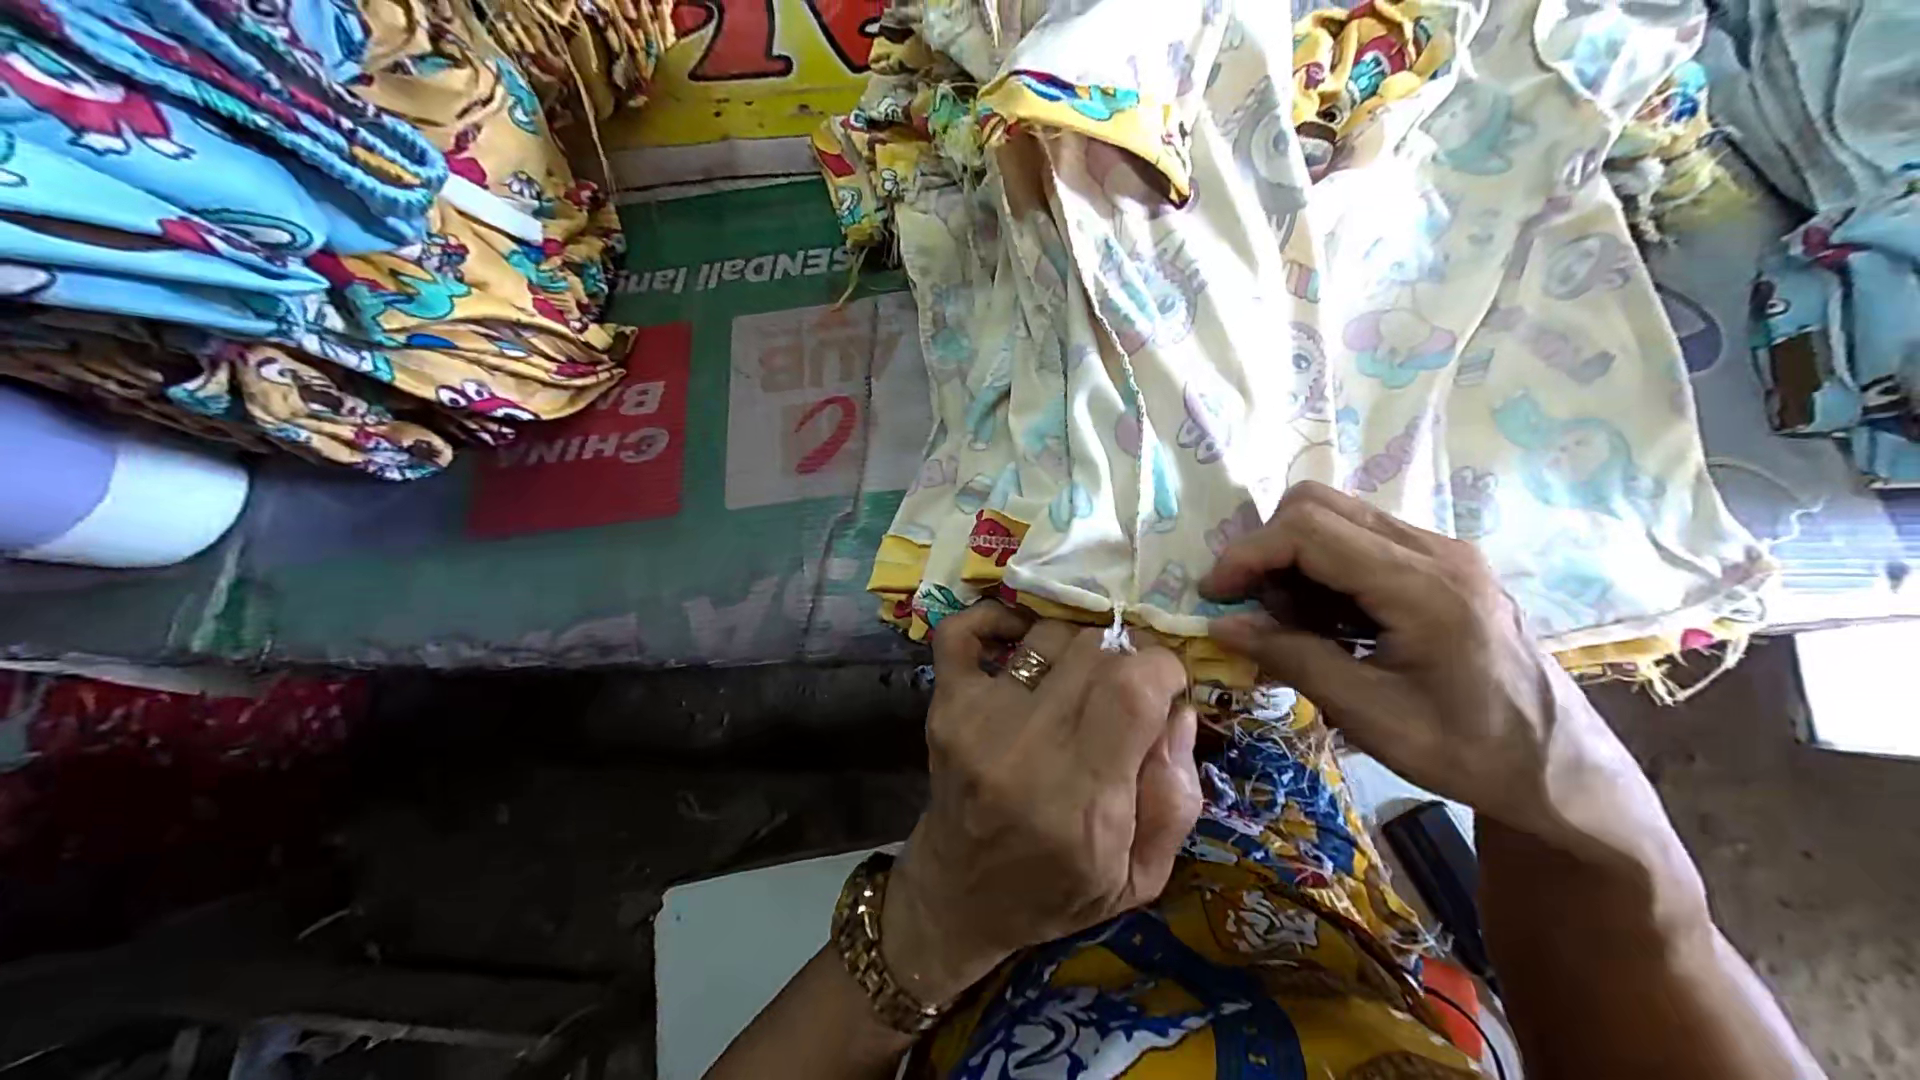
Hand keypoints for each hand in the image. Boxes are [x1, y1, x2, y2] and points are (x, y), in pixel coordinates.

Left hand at [881, 604, 1201, 1005]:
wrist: (961, 894)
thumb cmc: (1056, 890)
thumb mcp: (1139, 876)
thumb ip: (1175, 796)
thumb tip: (1178, 710)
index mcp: (1080, 800)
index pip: (1131, 688)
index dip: (1163, 669)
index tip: (1167, 688)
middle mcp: (1023, 749)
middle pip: (1094, 651)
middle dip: (1128, 656)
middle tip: (1129, 683)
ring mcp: (975, 720)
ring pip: (1046, 634)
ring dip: (1077, 644)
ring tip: (1082, 677)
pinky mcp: (944, 705)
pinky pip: (961, 632)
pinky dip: (996, 619)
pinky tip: (1024, 638)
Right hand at [1198, 482, 1653, 856]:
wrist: (1558, 767)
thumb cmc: (1466, 750)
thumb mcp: (1369, 715)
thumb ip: (1291, 658)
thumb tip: (1220, 624)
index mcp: (1423, 587)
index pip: (1308, 531)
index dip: (1247, 554)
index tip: (1215, 595)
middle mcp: (1434, 550)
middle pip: (1317, 504)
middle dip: (1265, 548)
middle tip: (1252, 605)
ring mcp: (1441, 551)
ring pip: (1335, 515)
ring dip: (1291, 557)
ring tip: (1291, 620)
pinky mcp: (1440, 563)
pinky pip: (1358, 538)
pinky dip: (1320, 566)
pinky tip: (1327, 619)